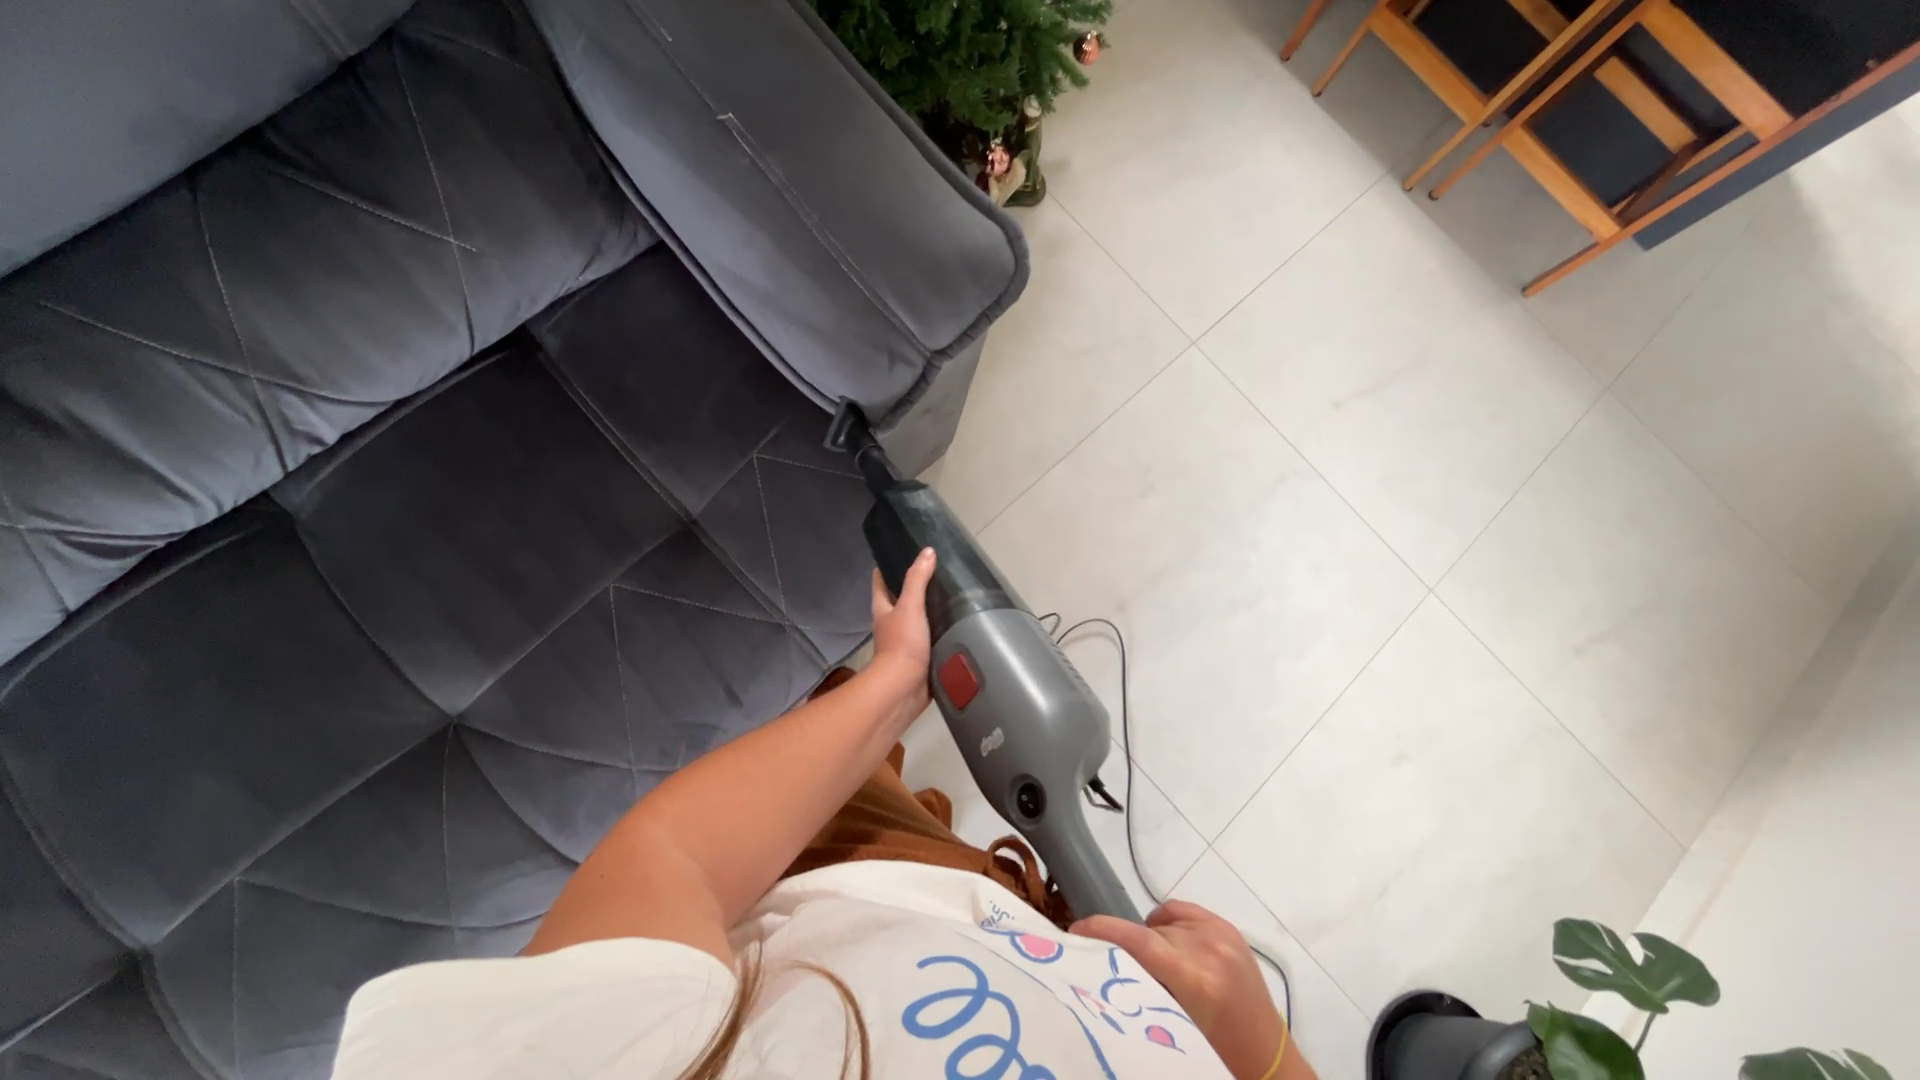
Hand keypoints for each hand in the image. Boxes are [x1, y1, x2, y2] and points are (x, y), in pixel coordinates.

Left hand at [864, 548, 935, 728]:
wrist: (904, 688)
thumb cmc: (902, 644)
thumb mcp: (910, 606)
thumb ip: (918, 580)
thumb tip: (927, 551)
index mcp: (883, 610)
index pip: (880, 582)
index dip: (886, 567)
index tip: (900, 552)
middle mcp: (891, 625)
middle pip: (899, 601)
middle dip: (913, 588)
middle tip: (936, 572)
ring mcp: (905, 644)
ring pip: (917, 621)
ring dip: (931, 612)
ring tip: (952, 595)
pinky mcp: (920, 659)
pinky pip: (931, 641)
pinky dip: (941, 633)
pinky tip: (958, 625)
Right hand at [1072, 900, 1295, 1079]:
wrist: (1267, 1063)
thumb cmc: (1215, 1057)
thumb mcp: (1170, 1027)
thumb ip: (1141, 992)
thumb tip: (1103, 968)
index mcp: (1197, 980)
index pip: (1139, 941)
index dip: (1103, 931)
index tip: (1075, 931)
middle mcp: (1210, 949)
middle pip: (1147, 933)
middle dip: (1127, 948)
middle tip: (1114, 970)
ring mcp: (1221, 935)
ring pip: (1162, 924)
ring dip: (1151, 942)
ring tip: (1155, 971)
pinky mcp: (1228, 929)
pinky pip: (1180, 912)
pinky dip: (1168, 925)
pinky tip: (1171, 947)